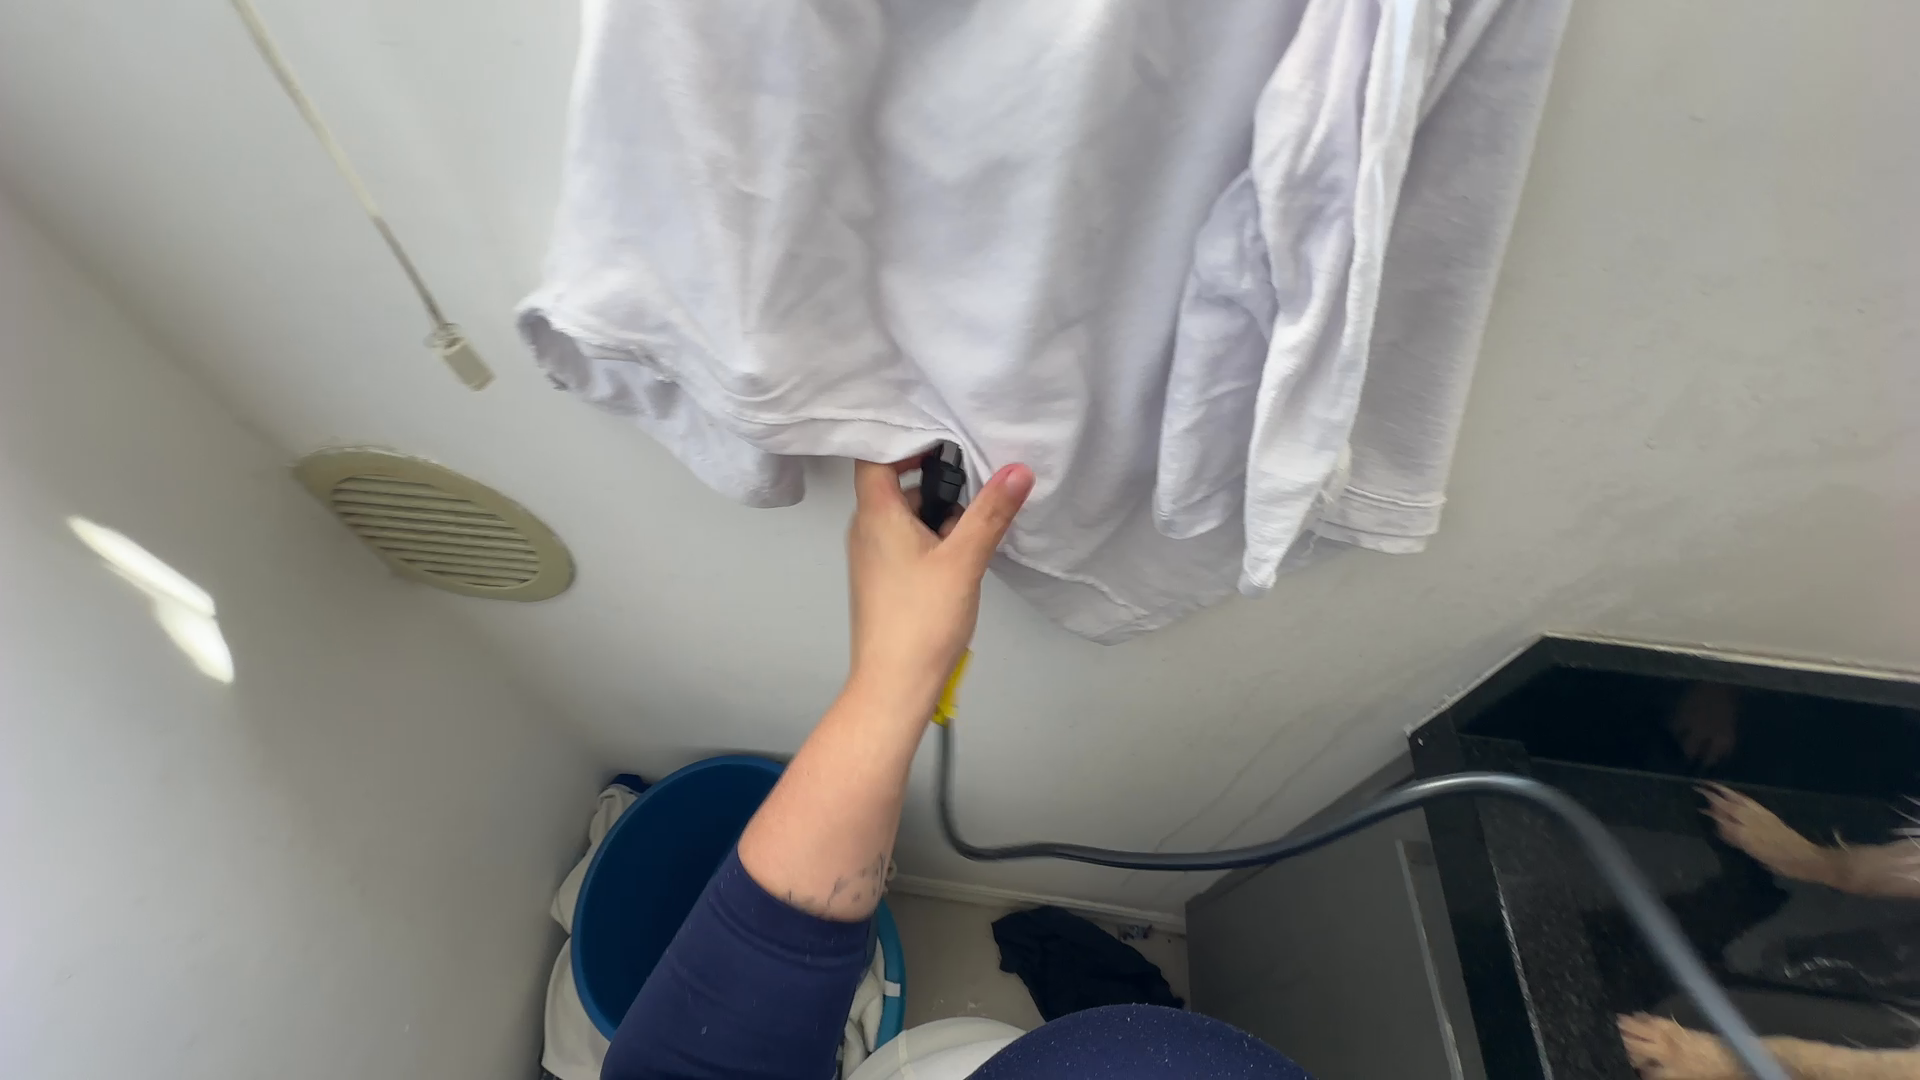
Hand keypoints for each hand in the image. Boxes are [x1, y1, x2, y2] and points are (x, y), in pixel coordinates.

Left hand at [845, 457, 1032, 714]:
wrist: (894, 685)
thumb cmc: (922, 618)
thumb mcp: (964, 560)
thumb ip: (990, 512)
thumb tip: (1019, 468)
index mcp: (875, 513)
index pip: (875, 454)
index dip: (905, 437)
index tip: (943, 431)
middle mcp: (866, 528)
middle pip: (892, 481)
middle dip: (932, 473)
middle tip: (974, 468)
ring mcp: (873, 555)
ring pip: (902, 513)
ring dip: (936, 507)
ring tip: (976, 509)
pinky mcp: (884, 578)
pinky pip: (905, 538)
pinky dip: (931, 533)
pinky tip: (963, 546)